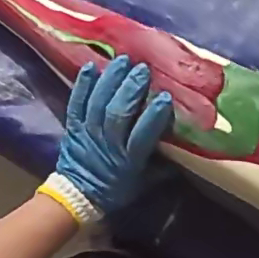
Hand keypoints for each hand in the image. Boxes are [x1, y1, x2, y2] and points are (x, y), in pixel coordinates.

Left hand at [42, 56, 174, 223]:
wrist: (78, 196)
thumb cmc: (115, 190)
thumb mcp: (143, 183)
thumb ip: (163, 166)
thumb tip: (185, 149)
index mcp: (129, 158)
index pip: (144, 133)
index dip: (155, 115)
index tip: (166, 96)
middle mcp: (109, 142)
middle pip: (119, 111)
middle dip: (131, 88)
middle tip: (143, 69)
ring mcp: (88, 132)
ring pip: (98, 102)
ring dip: (110, 79)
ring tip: (122, 61)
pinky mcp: (73, 126)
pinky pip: (76, 102)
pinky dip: (82, 85)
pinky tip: (90, 66)